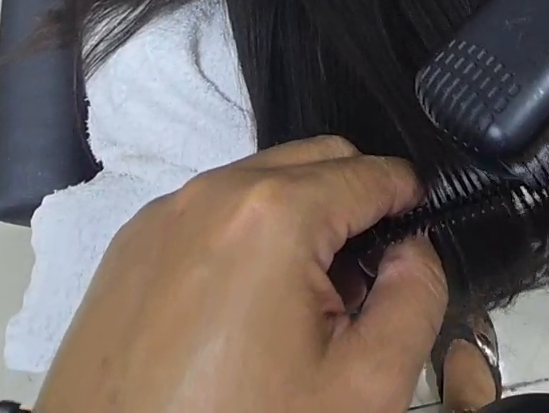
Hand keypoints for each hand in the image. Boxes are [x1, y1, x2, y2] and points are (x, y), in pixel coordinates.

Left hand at [37, 137, 446, 412]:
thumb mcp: (362, 390)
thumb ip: (415, 300)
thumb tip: (412, 249)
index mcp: (274, 213)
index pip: (370, 172)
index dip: (408, 198)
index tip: (419, 232)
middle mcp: (214, 191)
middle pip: (318, 160)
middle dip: (356, 200)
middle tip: (363, 280)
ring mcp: (164, 214)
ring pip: (264, 180)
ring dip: (301, 216)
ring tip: (303, 302)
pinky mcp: (129, 245)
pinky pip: (212, 209)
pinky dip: (246, 232)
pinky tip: (243, 307)